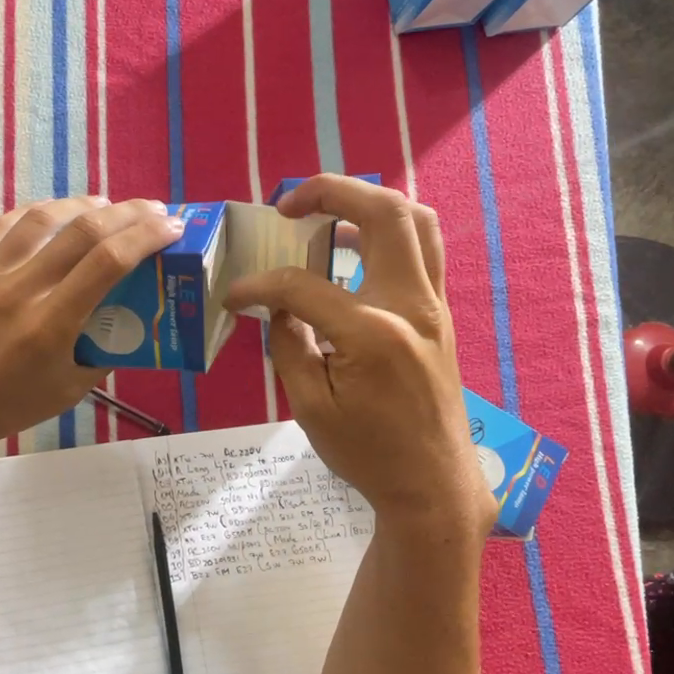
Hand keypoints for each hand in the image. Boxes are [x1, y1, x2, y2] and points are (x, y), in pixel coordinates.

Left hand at [0, 196, 183, 461]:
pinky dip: (34, 213)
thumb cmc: (11, 405)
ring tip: (105, 206)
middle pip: (83, 231)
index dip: (147, 236)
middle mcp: (19, 291)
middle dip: (127, 213)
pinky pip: (3, 226)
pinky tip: (52, 214)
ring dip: (81, 205)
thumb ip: (104, 349)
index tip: (171, 227)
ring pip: (41, 218)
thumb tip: (133, 314)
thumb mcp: (71, 389)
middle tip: (150, 211)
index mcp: (50, 325)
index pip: (109, 261)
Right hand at [224, 175, 493, 529]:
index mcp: (371, 333)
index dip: (260, 284)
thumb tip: (277, 306)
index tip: (234, 296)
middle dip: (333, 192)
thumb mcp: (309, 406)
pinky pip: (422, 250)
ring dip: (369, 204)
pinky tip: (353, 251)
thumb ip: (289, 345)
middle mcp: (411, 304)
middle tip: (289, 206)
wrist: (431, 482)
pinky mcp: (439, 314)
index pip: (303, 285)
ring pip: (416, 221)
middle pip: (385, 213)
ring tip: (326, 217)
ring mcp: (433, 306)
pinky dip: (388, 233)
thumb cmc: (365, 452)